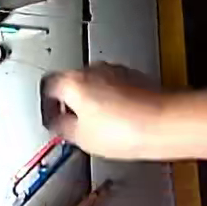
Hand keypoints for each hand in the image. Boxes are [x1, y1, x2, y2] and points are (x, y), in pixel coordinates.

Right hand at [42, 64, 175, 160]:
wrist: (160, 122)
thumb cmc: (124, 129)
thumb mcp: (79, 136)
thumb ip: (61, 125)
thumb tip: (57, 123)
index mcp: (74, 80)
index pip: (48, 85)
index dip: (46, 103)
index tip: (49, 117)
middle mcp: (95, 69)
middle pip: (71, 81)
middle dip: (69, 101)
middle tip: (70, 123)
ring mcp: (116, 70)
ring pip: (93, 82)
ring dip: (90, 99)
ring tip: (96, 125)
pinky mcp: (133, 75)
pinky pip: (113, 84)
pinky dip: (110, 98)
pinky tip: (115, 118)